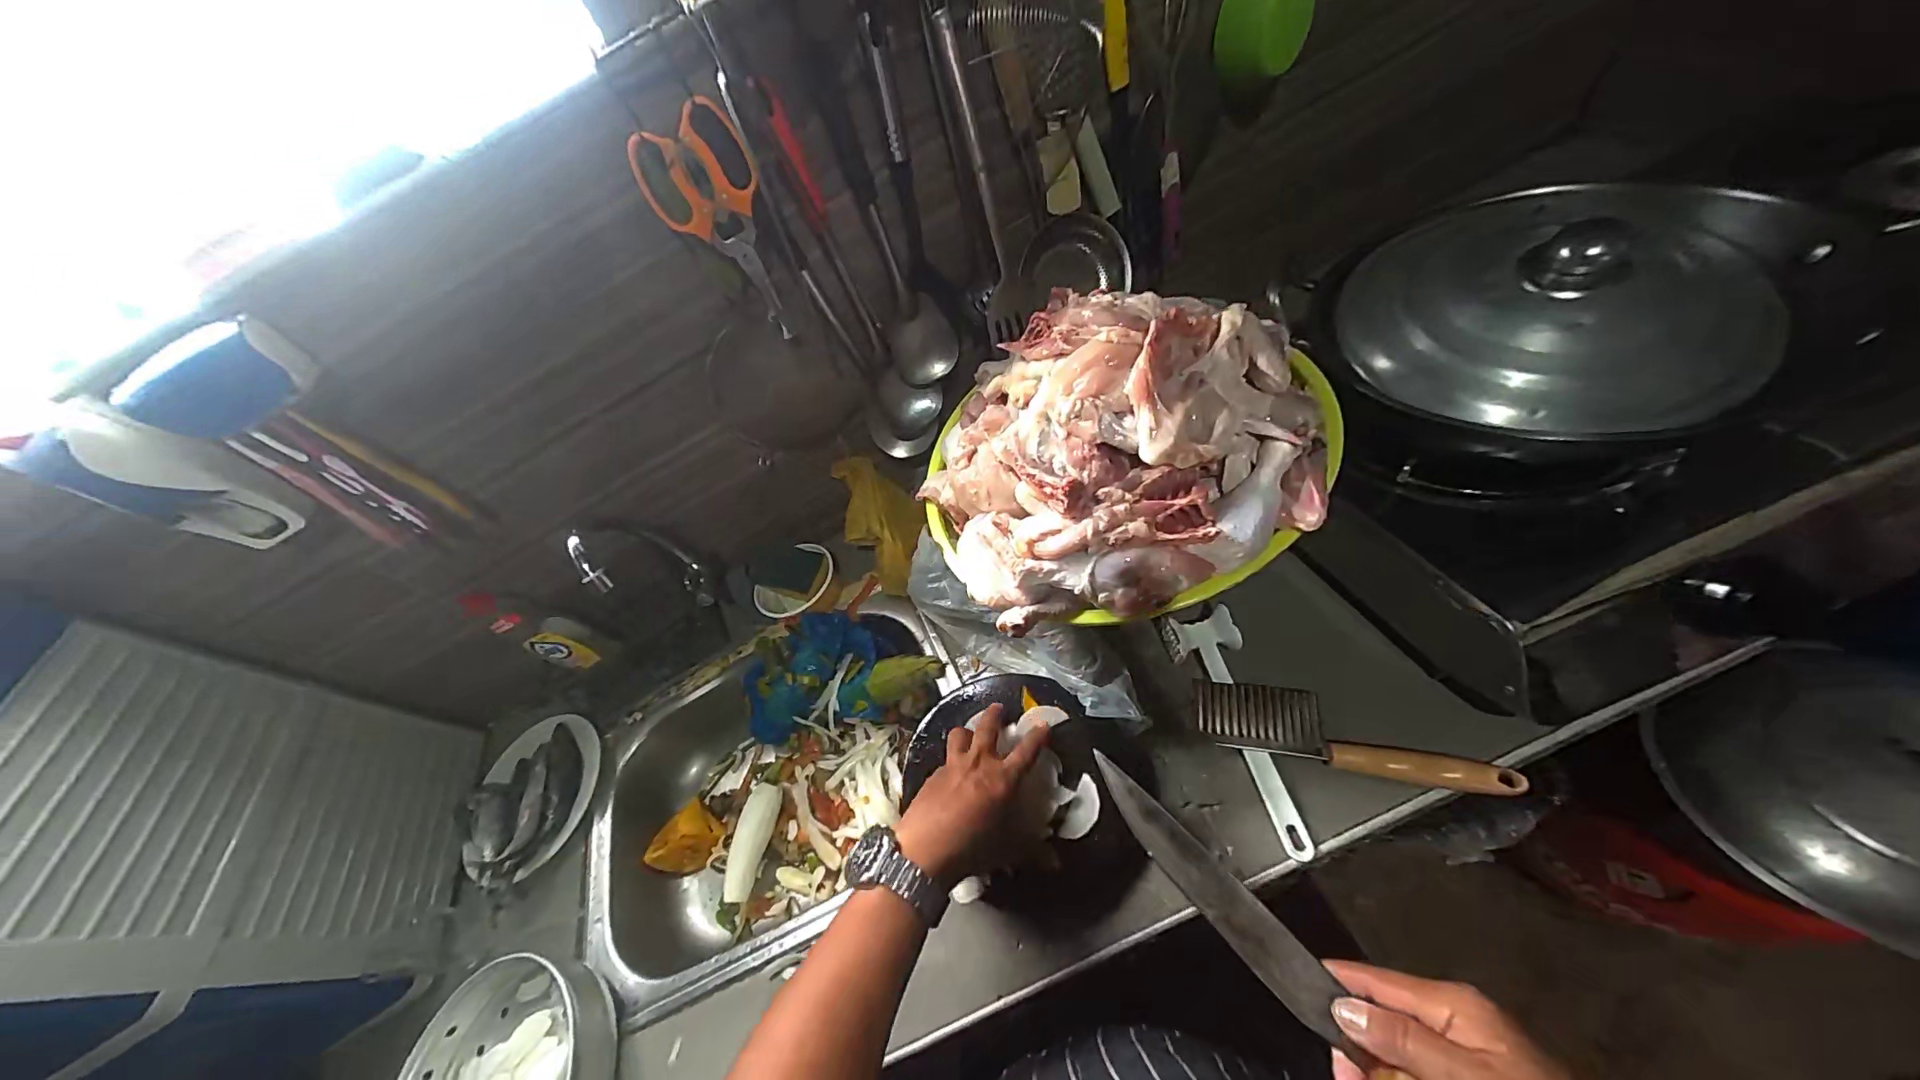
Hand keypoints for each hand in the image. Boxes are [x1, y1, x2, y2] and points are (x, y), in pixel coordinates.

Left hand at [895, 704, 1048, 882]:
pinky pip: (944, 759)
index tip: (1043, 725)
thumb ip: (1032, 851)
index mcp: (1003, 779)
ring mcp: (952, 766)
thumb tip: (1054, 863)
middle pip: (987, 727)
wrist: (924, 851)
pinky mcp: (932, 774)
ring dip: (966, 730)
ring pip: (959, 733)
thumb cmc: (973, 848)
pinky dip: (950, 760)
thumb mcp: (1008, 851)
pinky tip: (949, 772)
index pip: (1027, 751)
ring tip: (968, 732)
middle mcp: (979, 764)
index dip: (1038, 736)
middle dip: (995, 714)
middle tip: (999, 707)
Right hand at [1324, 960, 1571, 1079]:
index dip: (1337, 980)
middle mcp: (1453, 1026)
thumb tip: (1343, 1004)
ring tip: (1355, 1077)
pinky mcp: (1462, 1079)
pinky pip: (1412, 1072)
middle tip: (1342, 1071)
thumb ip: (1404, 1039)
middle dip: (1354, 1044)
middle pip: (1380, 1022)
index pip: (1376, 980)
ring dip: (1371, 1071)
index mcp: (1454, 1007)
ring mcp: (1459, 1060)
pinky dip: (1390, 1079)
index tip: (1296, 980)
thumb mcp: (1467, 1075)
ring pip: (1393, 1056)